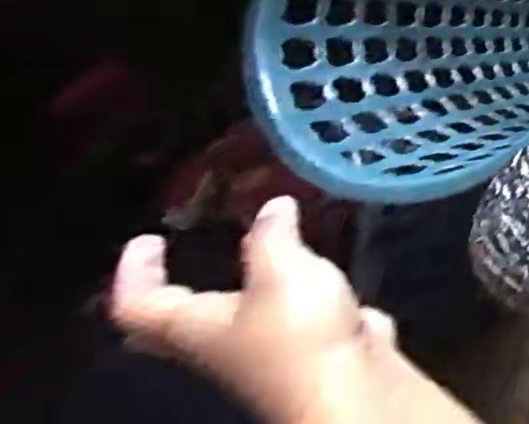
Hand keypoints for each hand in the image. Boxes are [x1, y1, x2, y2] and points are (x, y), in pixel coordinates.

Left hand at [110, 196, 402, 423]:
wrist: (340, 377)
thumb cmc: (295, 328)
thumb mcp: (285, 272)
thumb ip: (275, 238)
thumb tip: (272, 205)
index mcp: (192, 325)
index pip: (140, 302)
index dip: (135, 272)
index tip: (145, 240)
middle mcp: (210, 340)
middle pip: (164, 325)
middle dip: (160, 296)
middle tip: (168, 263)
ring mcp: (250, 346)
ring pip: (215, 320)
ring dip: (216, 291)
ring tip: (241, 259)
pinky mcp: (290, 344)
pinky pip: (262, 315)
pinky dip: (266, 292)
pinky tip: (296, 277)